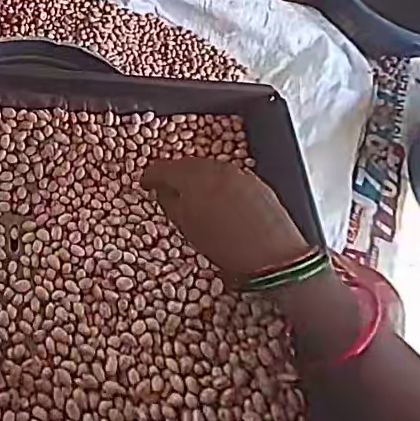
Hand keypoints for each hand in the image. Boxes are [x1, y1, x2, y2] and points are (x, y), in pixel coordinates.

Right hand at [141, 158, 311, 277]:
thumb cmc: (223, 244)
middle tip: (165, 188)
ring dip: (195, 178)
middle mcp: (214, 168)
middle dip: (173, 175)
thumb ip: (169, 203)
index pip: (162, 168)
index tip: (144, 184)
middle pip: (185, 164)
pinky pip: (227, 176)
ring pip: (208, 168)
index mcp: (191, 177)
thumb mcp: (186, 227)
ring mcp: (237, 172)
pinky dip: (216, 183)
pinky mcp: (256, 181)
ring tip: (190, 195)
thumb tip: (163, 191)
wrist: (274, 255)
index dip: (150, 176)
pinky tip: (216, 200)